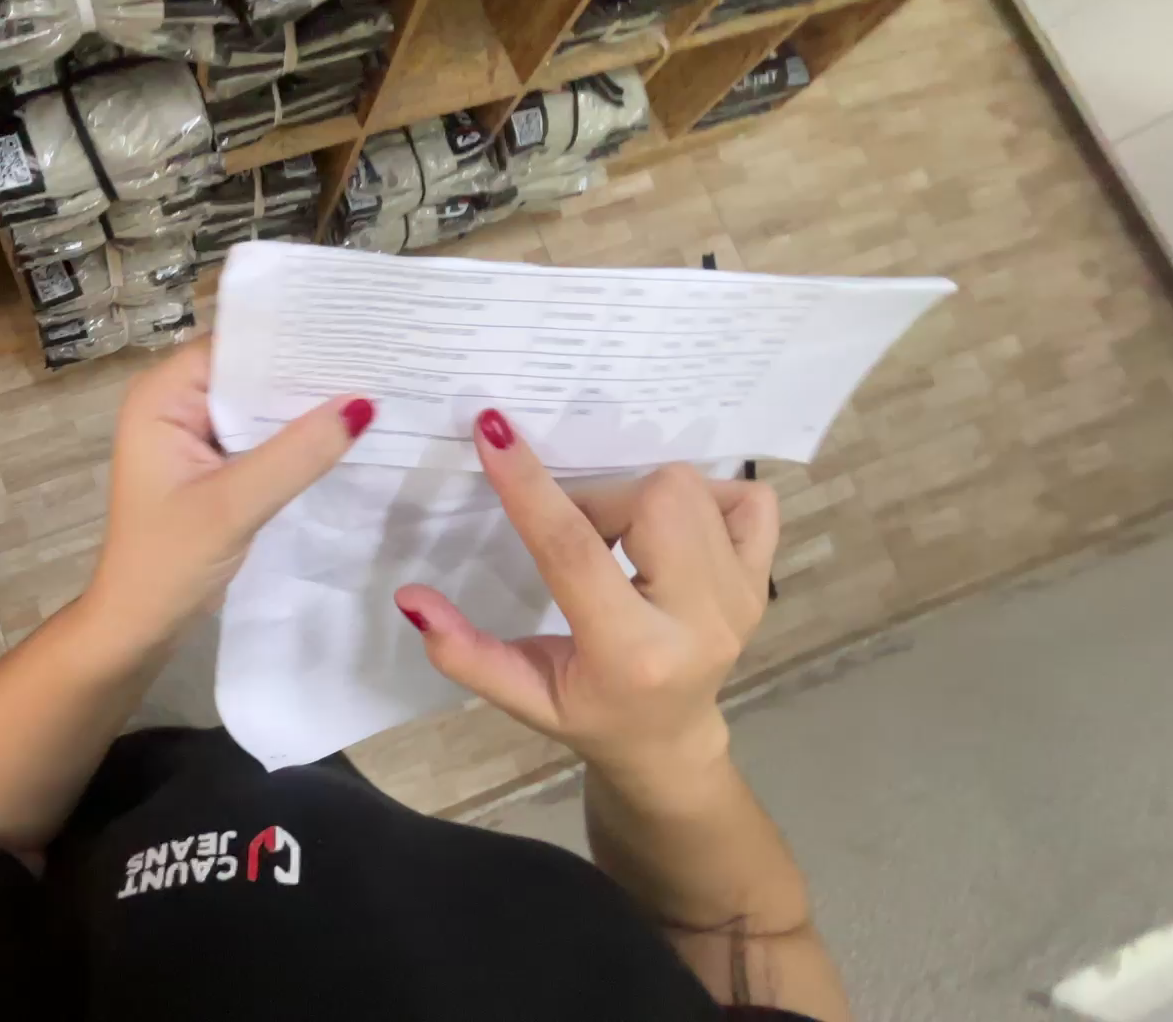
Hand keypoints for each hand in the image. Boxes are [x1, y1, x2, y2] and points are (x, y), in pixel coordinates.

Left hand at [84, 339, 372, 653]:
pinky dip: (292, 440)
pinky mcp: (211, 468)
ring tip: (373, 391)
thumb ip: (296, 454)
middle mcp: (174, 406)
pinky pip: (258, 440)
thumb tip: (363, 404)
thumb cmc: (168, 562)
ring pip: (256, 409)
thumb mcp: (234, 505)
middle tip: (377, 361)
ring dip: (301, 409)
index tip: (355, 335)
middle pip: (248, 375)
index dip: (291, 341)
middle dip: (304, 374)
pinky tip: (341, 436)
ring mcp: (193, 438)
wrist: (138, 626)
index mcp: (161, 398)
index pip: (234, 347)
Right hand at [394, 408, 778, 790]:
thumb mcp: (518, 694)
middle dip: (596, 500)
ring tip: (615, 538)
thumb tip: (410, 597)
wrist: (670, 741)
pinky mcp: (763, 579)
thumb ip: (464, 652)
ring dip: (636, 498)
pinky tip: (672, 532)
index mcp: (631, 652)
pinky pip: (748, 499)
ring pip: (690, 488)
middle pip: (651, 499)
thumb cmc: (585, 717)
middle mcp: (700, 619)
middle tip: (573, 535)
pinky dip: (702, 498)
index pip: (573, 551)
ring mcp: (743, 597)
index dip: (527, 486)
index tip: (492, 431)